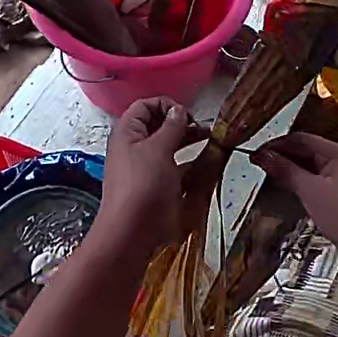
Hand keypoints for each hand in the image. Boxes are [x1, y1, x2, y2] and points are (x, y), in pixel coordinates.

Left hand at [90, 97, 196, 257]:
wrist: (132, 231)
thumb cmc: (143, 185)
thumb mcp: (159, 149)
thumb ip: (171, 127)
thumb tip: (179, 110)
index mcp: (127, 132)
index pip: (145, 106)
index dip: (166, 105)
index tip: (187, 114)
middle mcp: (134, 146)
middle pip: (158, 125)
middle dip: (181, 123)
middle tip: (203, 127)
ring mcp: (146, 167)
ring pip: (168, 146)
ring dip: (188, 141)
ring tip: (210, 140)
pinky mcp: (158, 185)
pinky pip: (175, 167)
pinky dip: (190, 162)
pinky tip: (207, 163)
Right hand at [254, 133, 337, 286]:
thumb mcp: (311, 191)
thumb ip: (286, 171)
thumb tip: (265, 156)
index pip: (300, 139)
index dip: (276, 144)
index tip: (257, 153)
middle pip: (306, 152)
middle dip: (281, 157)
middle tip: (259, 165)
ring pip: (310, 168)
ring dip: (290, 171)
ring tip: (268, 177)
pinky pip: (316, 183)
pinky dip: (300, 185)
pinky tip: (288, 192)